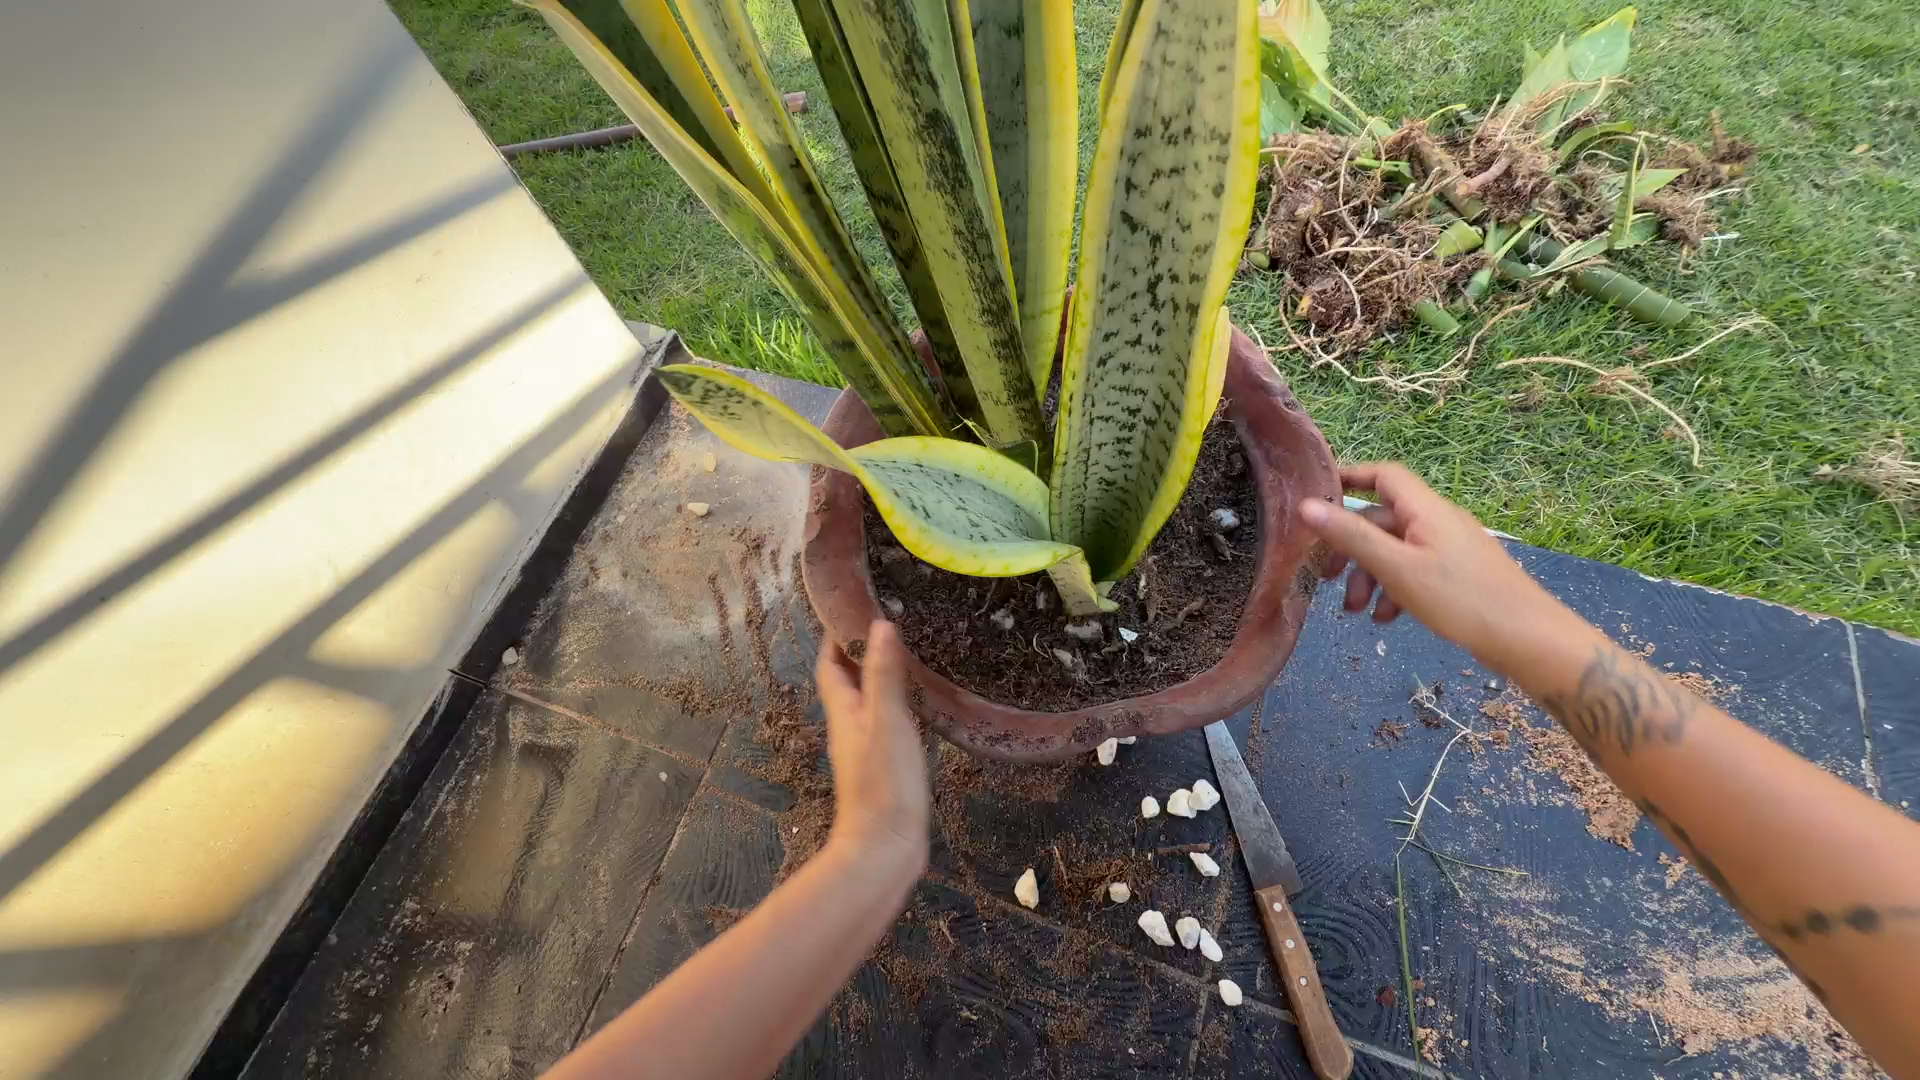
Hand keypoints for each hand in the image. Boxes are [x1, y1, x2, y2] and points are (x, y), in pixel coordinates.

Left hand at [816, 620, 929, 871]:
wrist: (885, 847)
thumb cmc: (884, 781)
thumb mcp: (887, 720)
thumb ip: (884, 674)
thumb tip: (880, 625)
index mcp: (844, 712)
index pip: (830, 666)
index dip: (835, 638)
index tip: (851, 608)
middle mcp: (849, 727)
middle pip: (847, 682)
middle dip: (859, 652)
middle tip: (888, 624)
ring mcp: (866, 749)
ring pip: (867, 702)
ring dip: (879, 677)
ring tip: (908, 655)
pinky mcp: (884, 767)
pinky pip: (886, 722)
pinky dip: (896, 703)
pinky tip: (919, 703)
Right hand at [1298, 462, 1577, 668]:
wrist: (1529, 640)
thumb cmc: (1460, 598)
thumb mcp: (1396, 567)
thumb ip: (1350, 536)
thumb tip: (1306, 506)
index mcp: (1425, 510)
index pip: (1383, 475)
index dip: (1349, 477)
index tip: (1316, 493)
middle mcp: (1437, 521)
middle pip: (1381, 520)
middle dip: (1350, 547)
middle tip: (1326, 576)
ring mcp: (1449, 548)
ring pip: (1393, 550)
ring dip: (1368, 576)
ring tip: (1356, 610)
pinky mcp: (1457, 574)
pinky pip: (1412, 570)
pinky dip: (1392, 589)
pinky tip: (1385, 617)